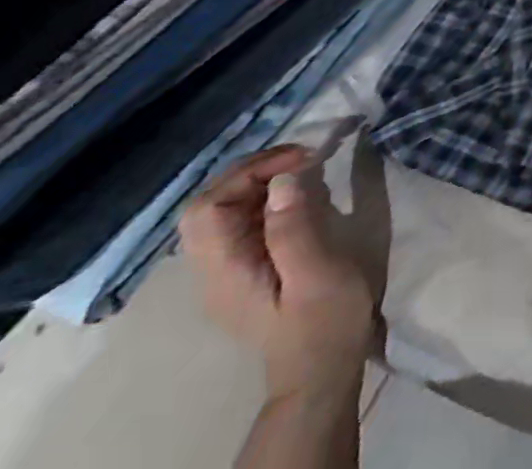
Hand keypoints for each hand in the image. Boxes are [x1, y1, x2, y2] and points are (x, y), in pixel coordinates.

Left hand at [179, 146, 375, 400]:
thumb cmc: (324, 324)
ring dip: (261, 183)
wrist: (322, 373)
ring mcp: (229, 272)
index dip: (246, 174)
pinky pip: (244, 225)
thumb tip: (283, 180)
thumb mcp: (318, 275)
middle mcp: (214, 270)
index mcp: (225, 271)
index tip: (298, 159)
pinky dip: (268, 200)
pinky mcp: (248, 272)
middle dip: (252, 173)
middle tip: (303, 158)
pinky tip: (301, 197)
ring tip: (307, 170)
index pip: (207, 208)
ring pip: (225, 213)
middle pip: (210, 207)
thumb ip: (294, 229)